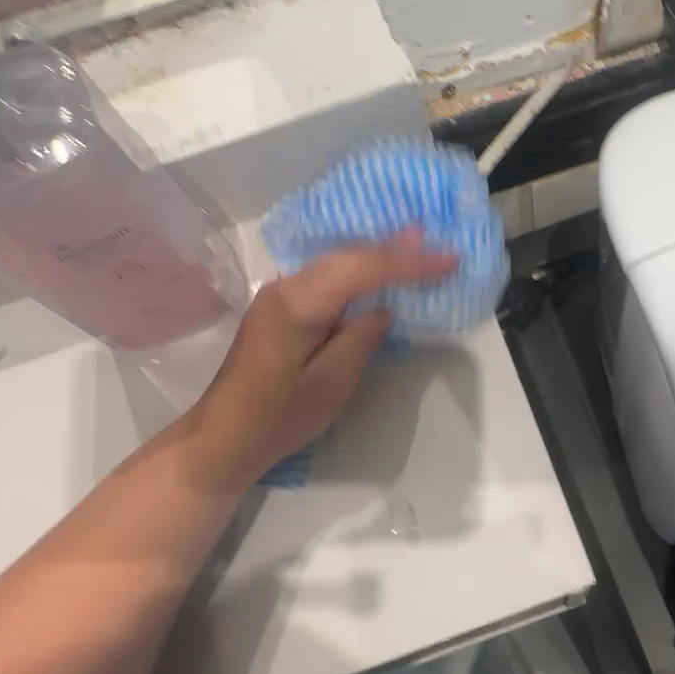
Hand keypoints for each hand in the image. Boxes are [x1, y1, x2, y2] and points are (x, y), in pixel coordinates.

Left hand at [187, 233, 455, 484]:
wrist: (226, 435)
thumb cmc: (280, 415)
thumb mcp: (332, 383)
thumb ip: (361, 339)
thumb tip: (381, 311)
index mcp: (299, 302)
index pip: (362, 268)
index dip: (408, 262)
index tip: (448, 259)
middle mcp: (286, 287)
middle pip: (346, 256)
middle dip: (392, 248)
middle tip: (434, 238)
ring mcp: (278, 297)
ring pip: (335, 265)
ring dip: (374, 256)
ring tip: (413, 245)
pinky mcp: (279, 312)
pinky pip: (325, 281)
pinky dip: (356, 275)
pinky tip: (374, 274)